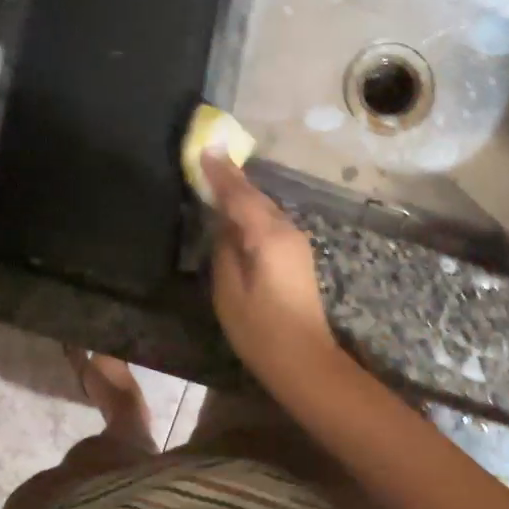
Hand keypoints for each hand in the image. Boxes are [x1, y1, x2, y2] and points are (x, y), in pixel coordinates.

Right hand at [201, 153, 341, 374]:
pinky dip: (251, 211)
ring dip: (242, 194)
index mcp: (268, 235)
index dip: (220, 172)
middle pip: (255, 196)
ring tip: (216, 180)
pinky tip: (236, 212)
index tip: (204, 149)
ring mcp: (296, 241)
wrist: (304, 359)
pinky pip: (269, 221)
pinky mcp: (297, 254)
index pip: (239, 194)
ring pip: (264, 208)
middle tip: (207, 158)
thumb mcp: (229, 290)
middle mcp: (286, 230)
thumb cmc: (260, 330)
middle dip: (231, 178)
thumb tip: (223, 224)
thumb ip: (224, 249)